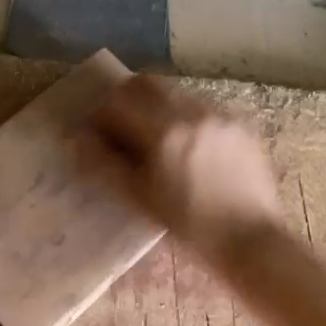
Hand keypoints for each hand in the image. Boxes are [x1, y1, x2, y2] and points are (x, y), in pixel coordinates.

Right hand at [90, 75, 284, 262]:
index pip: (117, 101)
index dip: (100, 116)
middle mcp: (193, 112)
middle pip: (145, 83)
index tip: (98, 137)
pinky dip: (184, 116)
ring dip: (155, 106)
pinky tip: (187, 147)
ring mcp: (221, 114)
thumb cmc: (189, 225)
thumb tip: (73, 139)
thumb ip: (102, 164)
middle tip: (121, 130)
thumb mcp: (138, 198)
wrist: (252, 241)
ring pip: (174, 91)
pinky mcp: (240, 123)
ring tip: (155, 140)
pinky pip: (202, 105)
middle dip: (126, 100)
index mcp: (165, 131)